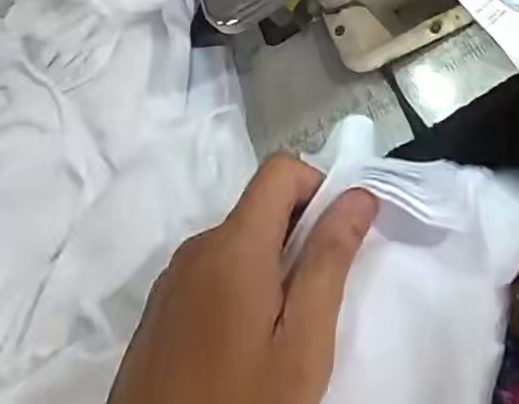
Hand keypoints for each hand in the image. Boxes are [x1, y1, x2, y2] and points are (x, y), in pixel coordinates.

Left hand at [108, 155, 378, 403]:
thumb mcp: (302, 344)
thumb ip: (330, 259)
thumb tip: (358, 195)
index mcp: (232, 244)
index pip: (280, 169)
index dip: (317, 187)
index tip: (337, 236)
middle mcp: (197, 247)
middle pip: (260, 207)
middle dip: (298, 236)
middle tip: (315, 301)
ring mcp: (172, 278)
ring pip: (238, 242)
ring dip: (270, 266)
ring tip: (281, 334)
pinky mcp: (160, 309)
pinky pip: (211, 272)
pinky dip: (239, 288)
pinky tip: (243, 348)